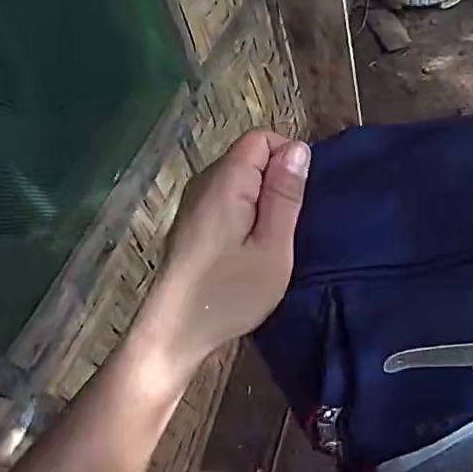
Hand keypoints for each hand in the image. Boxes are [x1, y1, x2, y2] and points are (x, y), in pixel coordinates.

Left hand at [134, 129, 309, 376]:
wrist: (173, 333)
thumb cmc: (229, 293)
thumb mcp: (272, 248)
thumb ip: (285, 195)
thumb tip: (299, 148)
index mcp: (225, 181)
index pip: (261, 138)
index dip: (288, 158)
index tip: (299, 200)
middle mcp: (204, 182)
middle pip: (249, 155)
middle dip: (277, 180)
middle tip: (288, 227)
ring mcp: (194, 201)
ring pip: (239, 177)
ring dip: (263, 199)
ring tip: (273, 240)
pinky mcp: (191, 221)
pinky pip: (227, 196)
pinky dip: (246, 211)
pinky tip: (250, 247)